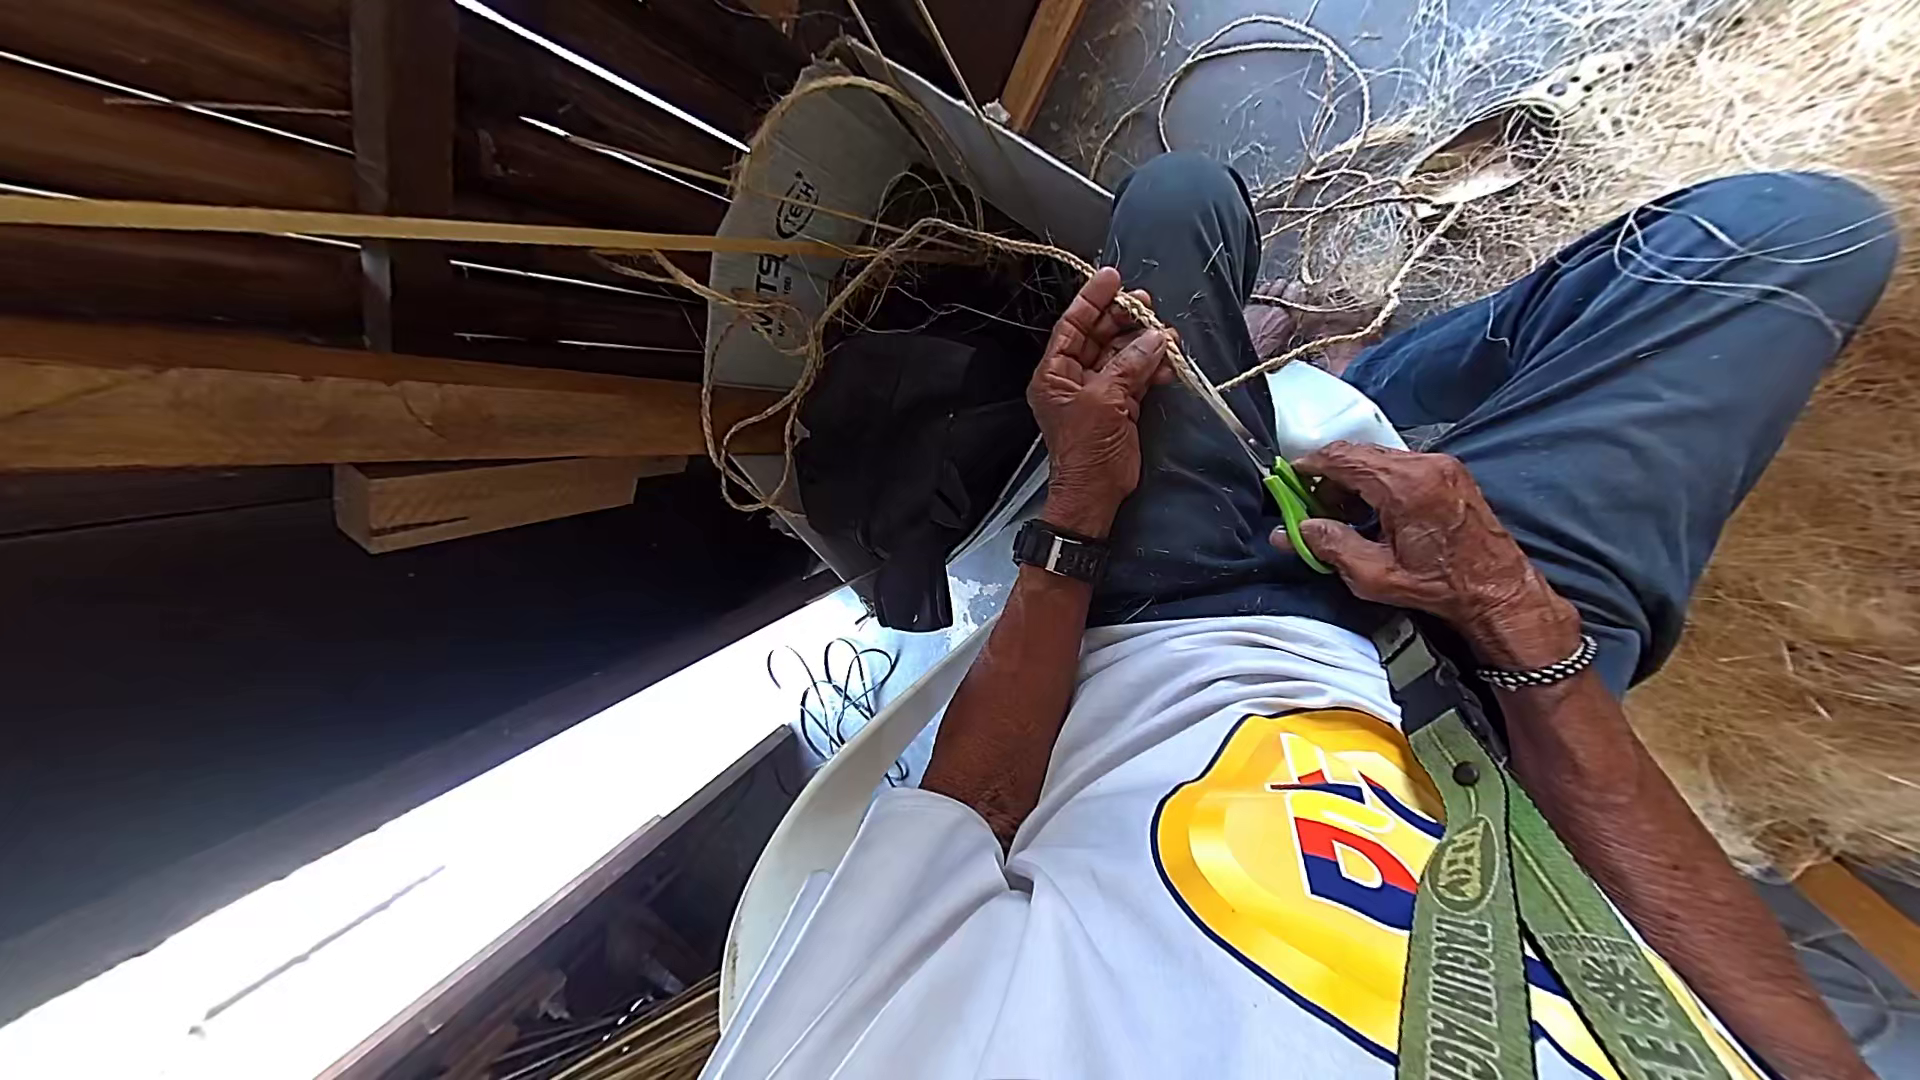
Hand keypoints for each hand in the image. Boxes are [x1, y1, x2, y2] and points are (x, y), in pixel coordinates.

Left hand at [1028, 266, 1172, 537]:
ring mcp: (1098, 391)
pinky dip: (1152, 368)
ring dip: (1144, 344)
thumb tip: (1155, 338)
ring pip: (1121, 355)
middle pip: (1099, 336)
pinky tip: (1168, 362)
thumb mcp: (1105, 400)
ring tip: (1167, 336)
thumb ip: (1129, 365)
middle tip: (1147, 305)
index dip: (1091, 300)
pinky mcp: (1119, 405)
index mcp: (1055, 374)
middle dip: (1123, 320)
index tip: (1112, 277)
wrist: (1096, 491)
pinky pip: (1136, 376)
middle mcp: (1074, 378)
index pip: (1072, 327)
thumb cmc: (1087, 448)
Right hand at [1277, 441, 1581, 668]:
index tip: (1287, 479)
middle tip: (1309, 505)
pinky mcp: (1446, 473)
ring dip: (1347, 479)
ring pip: (1373, 457)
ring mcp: (1440, 466)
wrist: (1498, 591)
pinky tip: (1366, 511)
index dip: (1307, 466)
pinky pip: (1393, 464)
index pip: (1341, 458)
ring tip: (1339, 515)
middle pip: (1354, 453)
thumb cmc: (1441, 586)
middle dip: (1325, 476)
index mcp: (1405, 487)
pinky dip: (1369, 481)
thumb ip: (1327, 546)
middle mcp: (1425, 466)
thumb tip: (1291, 531)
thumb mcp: (1372, 575)